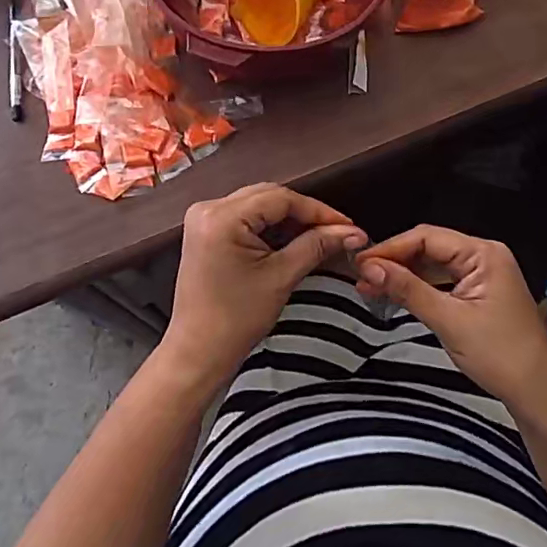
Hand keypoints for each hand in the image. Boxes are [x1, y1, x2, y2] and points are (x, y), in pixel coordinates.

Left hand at [164, 183, 366, 382]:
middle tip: (337, 231)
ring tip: (319, 237)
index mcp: (221, 217)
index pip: (281, 198)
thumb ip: (316, 246)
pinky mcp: (206, 231)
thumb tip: (347, 232)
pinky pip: (244, 216)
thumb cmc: (231, 321)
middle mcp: (207, 210)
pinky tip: (292, 240)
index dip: (318, 210)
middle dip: (305, 213)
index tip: (345, 225)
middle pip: (269, 196)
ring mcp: (203, 219)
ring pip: (258, 204)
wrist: (199, 350)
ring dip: (289, 219)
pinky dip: (269, 226)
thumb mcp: (280, 278)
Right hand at [355, 225, 546, 404]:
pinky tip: (394, 293)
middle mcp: (484, 255)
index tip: (360, 264)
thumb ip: (407, 289)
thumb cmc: (500, 355)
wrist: (538, 393)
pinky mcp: (477, 291)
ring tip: (370, 286)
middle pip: (428, 246)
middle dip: (393, 260)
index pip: (426, 238)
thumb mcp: (448, 320)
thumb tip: (369, 268)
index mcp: (483, 253)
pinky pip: (440, 279)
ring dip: (402, 274)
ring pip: (431, 263)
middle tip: (360, 276)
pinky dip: (416, 286)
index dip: (390, 248)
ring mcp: (482, 273)